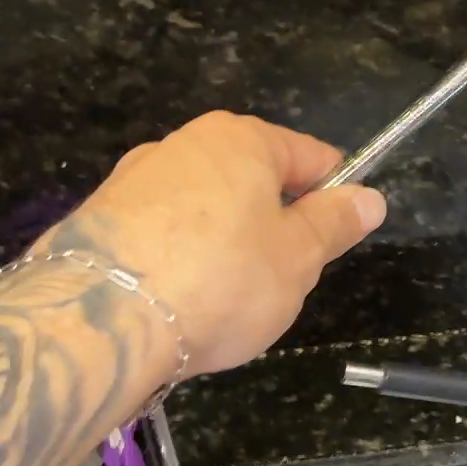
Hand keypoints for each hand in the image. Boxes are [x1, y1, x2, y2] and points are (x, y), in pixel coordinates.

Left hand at [45, 111, 385, 376]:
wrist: (96, 325)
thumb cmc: (223, 278)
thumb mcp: (301, 256)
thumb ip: (337, 223)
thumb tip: (370, 198)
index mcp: (243, 141)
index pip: (314, 157)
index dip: (335, 198)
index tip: (335, 240)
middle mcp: (184, 145)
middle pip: (259, 182)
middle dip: (279, 224)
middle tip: (284, 276)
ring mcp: (134, 180)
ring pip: (211, 209)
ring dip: (231, 243)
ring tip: (227, 296)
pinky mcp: (96, 220)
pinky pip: (165, 234)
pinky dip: (184, 259)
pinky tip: (183, 301)